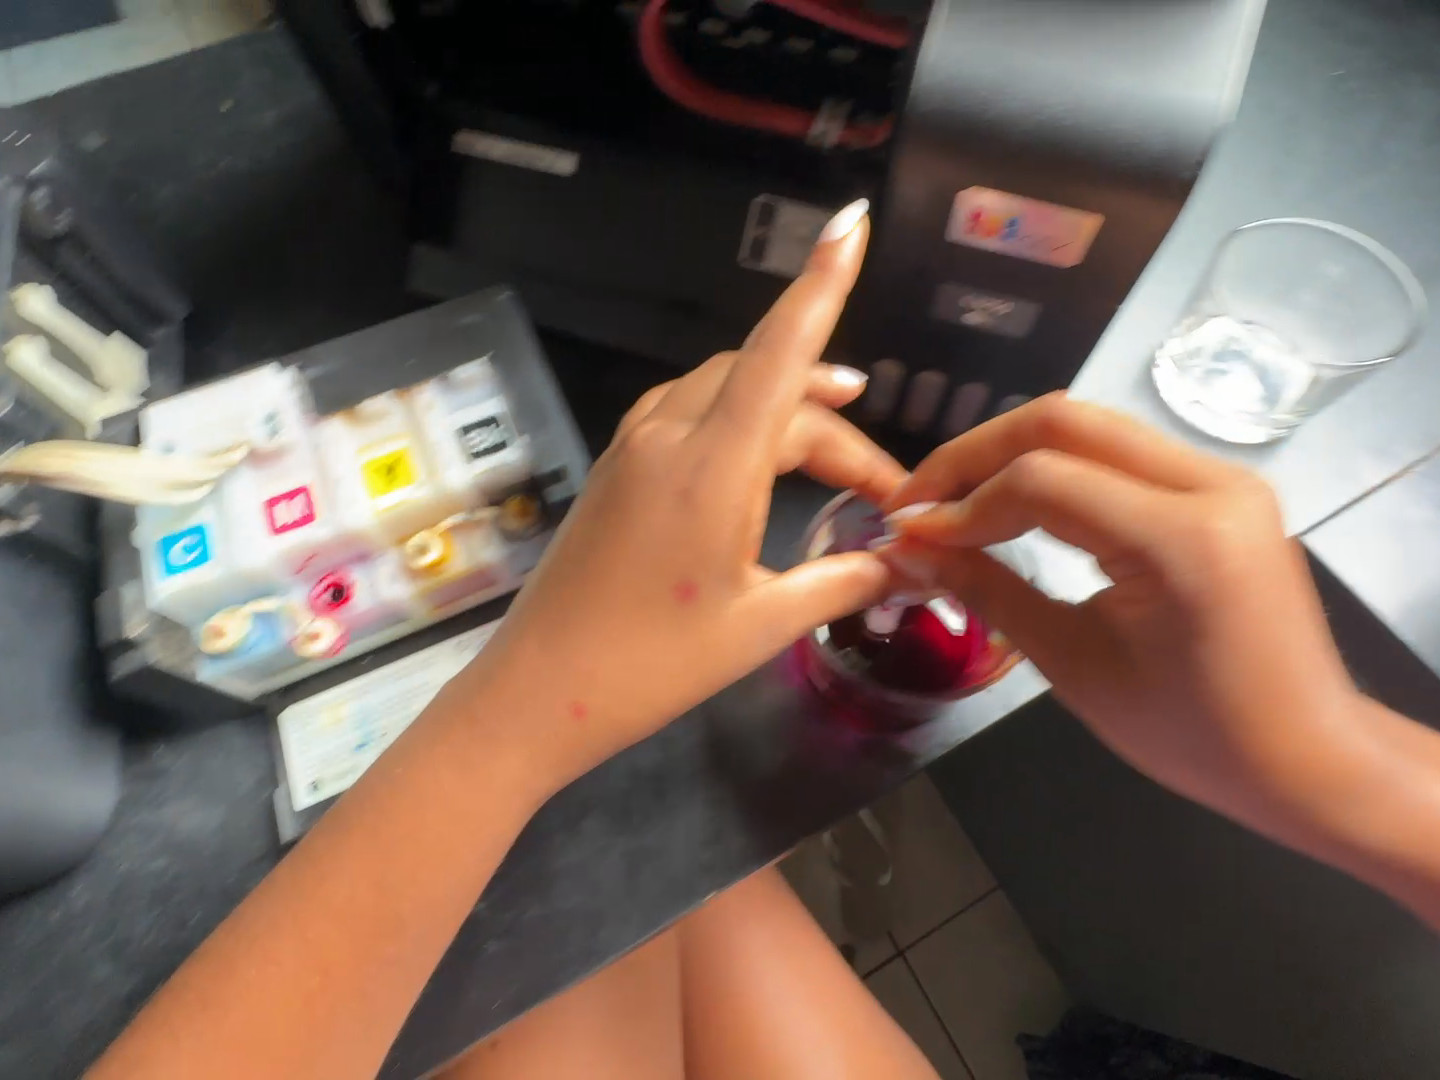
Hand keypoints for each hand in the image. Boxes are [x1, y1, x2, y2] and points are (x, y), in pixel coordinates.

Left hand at [450, 201, 907, 785]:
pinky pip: (687, 412)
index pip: (781, 354)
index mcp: (712, 465)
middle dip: (832, 419)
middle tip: (880, 486)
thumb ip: (839, 580)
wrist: (539, 691)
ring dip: (783, 406)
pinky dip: (736, 417)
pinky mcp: (616, 467)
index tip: (853, 221)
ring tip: (833, 436)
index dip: (822, 284)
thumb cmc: (655, 664)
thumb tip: (899, 561)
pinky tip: (755, 452)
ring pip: (724, 391)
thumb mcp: (762, 624)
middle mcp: (669, 434)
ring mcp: (634, 446)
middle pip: (768, 385)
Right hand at [879, 397, 1372, 834]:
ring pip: (1086, 426)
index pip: (1041, 480)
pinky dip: (1047, 468)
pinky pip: (1112, 452)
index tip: (907, 535)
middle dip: (973, 455)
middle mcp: (1210, 483)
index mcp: (1181, 538)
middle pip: (1062, 421)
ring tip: (952, 503)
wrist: (1311, 759)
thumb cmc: (1192, 735)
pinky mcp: (1216, 486)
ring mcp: (1220, 476)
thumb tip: (908, 551)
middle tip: (919, 502)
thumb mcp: (1073, 666)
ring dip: (1006, 455)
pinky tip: (1010, 504)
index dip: (960, 503)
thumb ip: (987, 591)